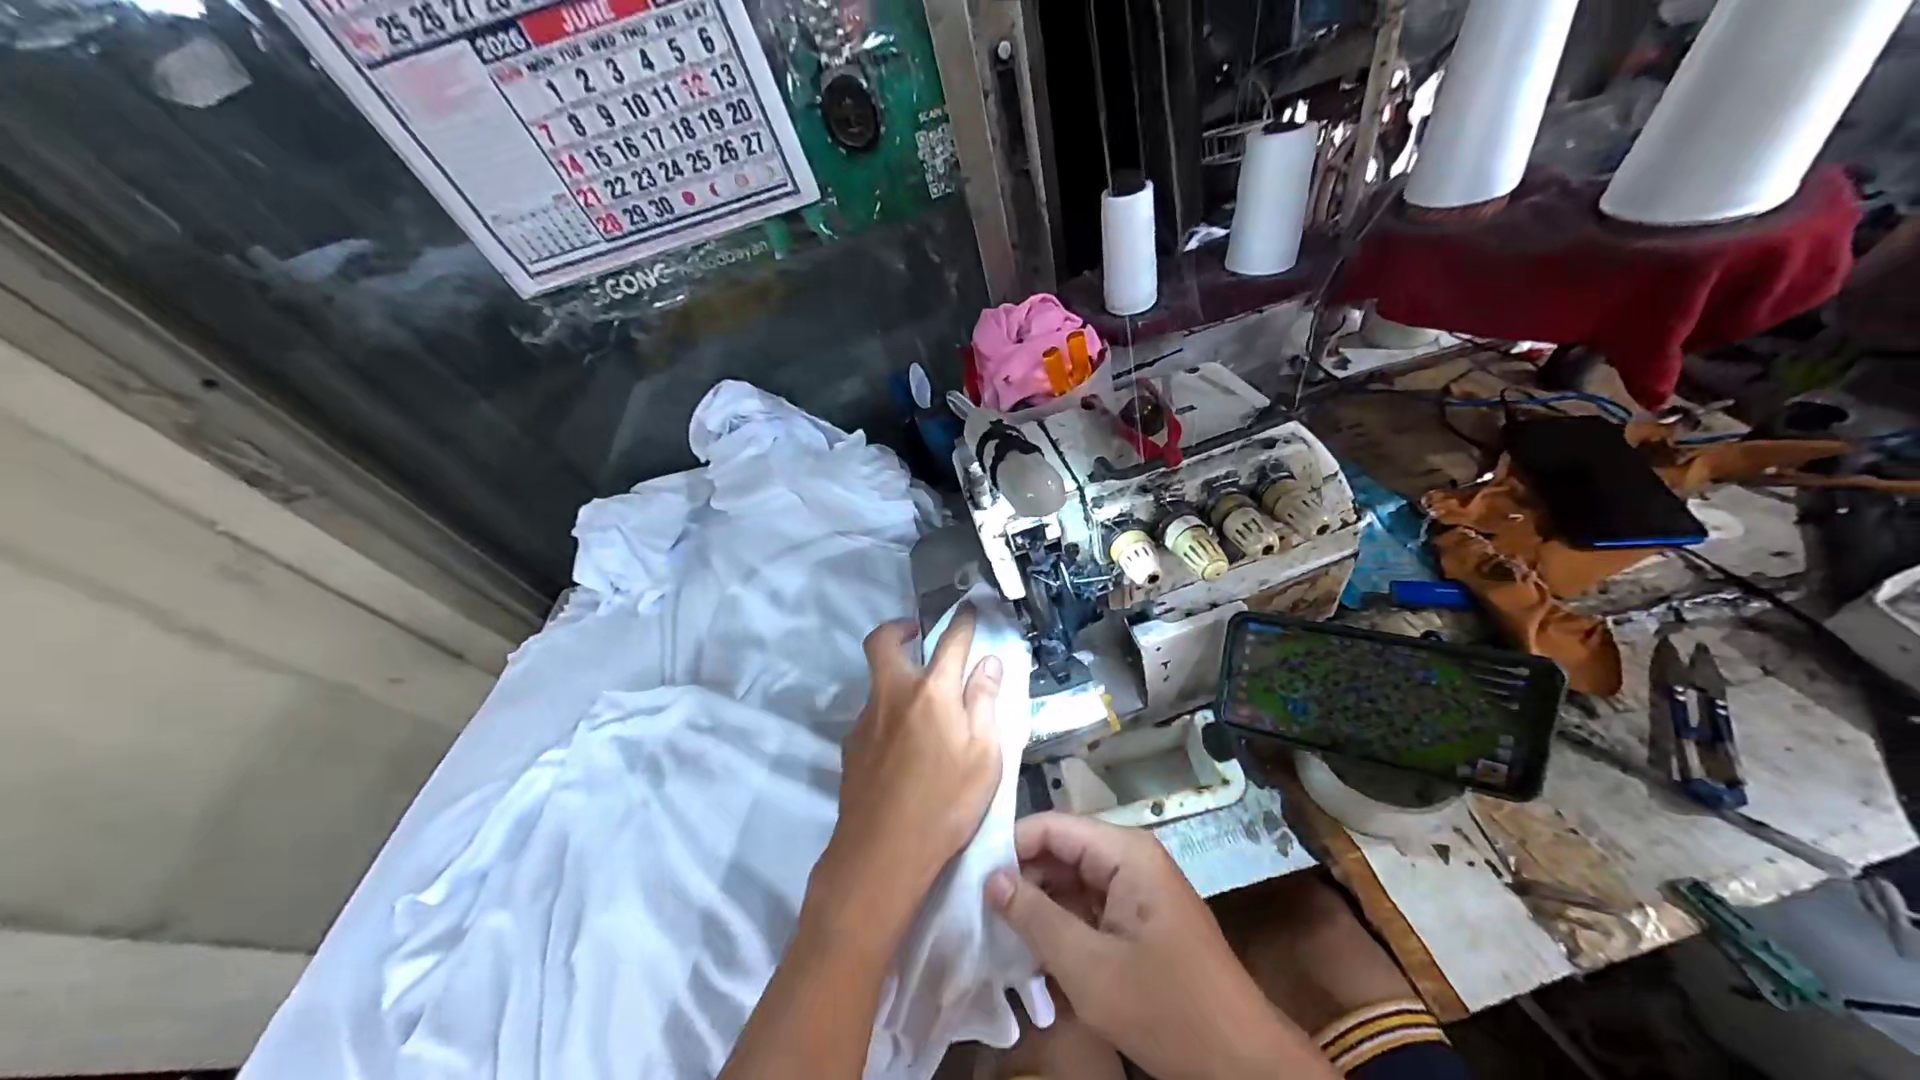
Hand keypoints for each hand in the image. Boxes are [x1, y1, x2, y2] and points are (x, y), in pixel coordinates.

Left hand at [815, 606, 1003, 923]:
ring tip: (922, 705)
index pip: (950, 642)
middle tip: (918, 633)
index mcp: (932, 693)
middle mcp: (893, 694)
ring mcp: (866, 718)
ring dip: (896, 675)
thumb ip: (984, 704)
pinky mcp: (851, 744)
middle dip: (900, 626)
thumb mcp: (984, 757)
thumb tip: (988, 664)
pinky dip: (889, 712)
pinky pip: (872, 714)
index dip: (962, 621)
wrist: (882, 853)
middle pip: (884, 641)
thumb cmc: (946, 805)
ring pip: (877, 679)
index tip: (969, 609)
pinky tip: (903, 745)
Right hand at [986, 814, 1335, 1079]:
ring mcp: (1136, 887)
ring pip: (1071, 878)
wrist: (1240, 1060)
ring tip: (998, 930)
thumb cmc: (1166, 1008)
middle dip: (1022, 876)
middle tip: (980, 909)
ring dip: (1039, 903)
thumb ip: (1035, 916)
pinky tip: (1034, 949)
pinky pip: (1088, 903)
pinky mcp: (1137, 915)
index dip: (1011, 845)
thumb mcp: (1088, 967)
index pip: (1052, 826)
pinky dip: (1061, 922)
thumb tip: (990, 878)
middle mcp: (1131, 857)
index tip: (973, 876)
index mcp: (1125, 852)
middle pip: (1061, 850)